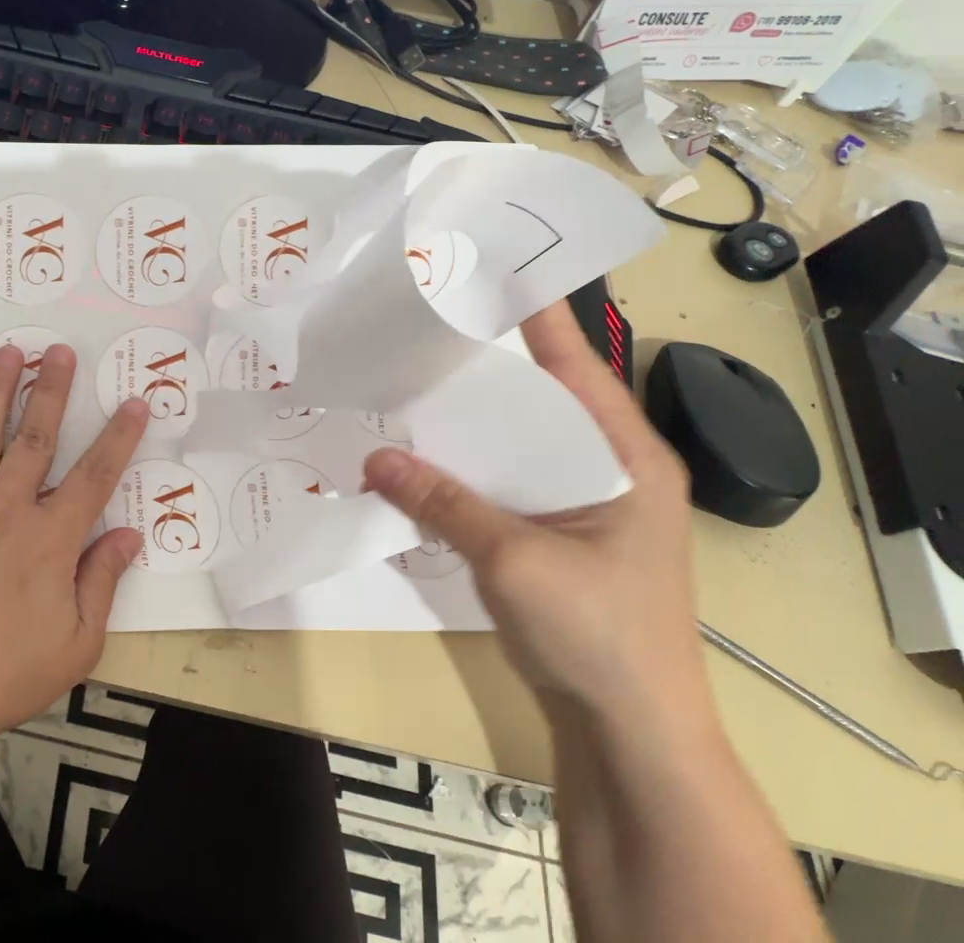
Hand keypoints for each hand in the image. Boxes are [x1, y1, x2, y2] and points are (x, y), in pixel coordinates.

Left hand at [0, 344, 149, 757]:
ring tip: (8, 353)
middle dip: (53, 390)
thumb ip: (102, 583)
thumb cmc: (1, 678)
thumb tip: (130, 534)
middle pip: (36, 438)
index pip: (95, 476)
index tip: (134, 402)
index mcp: (50, 540)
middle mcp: (4, 509)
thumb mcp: (75, 645)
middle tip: (60, 351)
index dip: (118, 437)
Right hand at [363, 302, 707, 722]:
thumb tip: (373, 457)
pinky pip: (501, 490)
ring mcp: (580, 510)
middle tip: (418, 335)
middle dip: (481, 374)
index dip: (538, 323)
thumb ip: (446, 504)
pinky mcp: (553, 541)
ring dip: (464, 430)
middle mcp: (609, 474)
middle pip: (539, 406)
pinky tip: (415, 467)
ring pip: (514, 450)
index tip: (488, 276)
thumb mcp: (517, 560)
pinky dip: (461, 476)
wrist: (630, 725)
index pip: (578, 372)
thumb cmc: (597, 632)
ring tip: (403, 393)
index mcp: (629, 461)